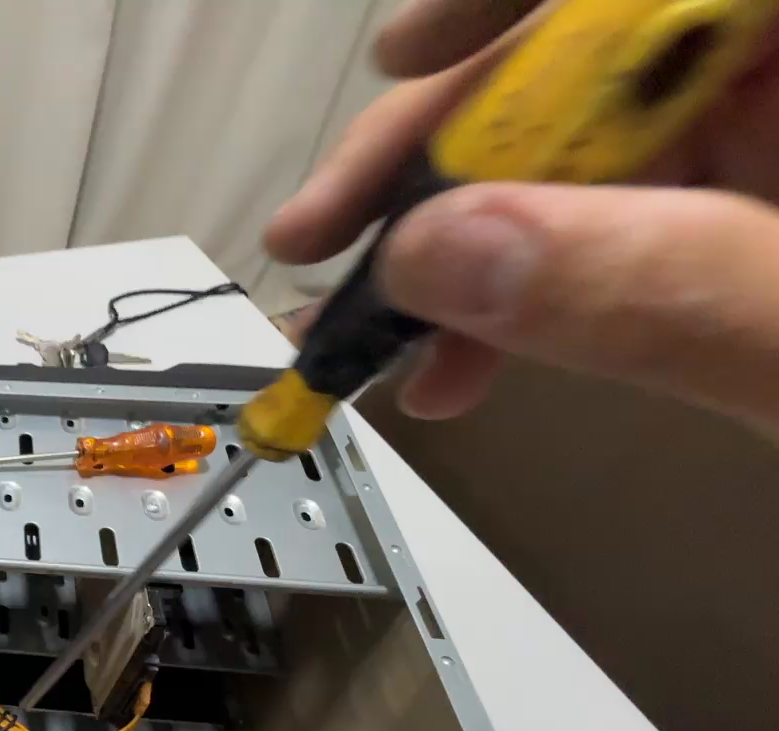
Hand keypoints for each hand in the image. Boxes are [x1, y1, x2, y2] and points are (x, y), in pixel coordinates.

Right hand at [265, 0, 778, 439]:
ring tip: (379, 338)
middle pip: (618, 44)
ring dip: (460, 245)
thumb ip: (672, 296)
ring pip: (592, 142)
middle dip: (452, 146)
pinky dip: (517, 285)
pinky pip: (614, 212)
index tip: (407, 55)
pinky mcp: (772, 200)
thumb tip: (439, 255)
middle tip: (326, 236)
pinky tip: (461, 358)